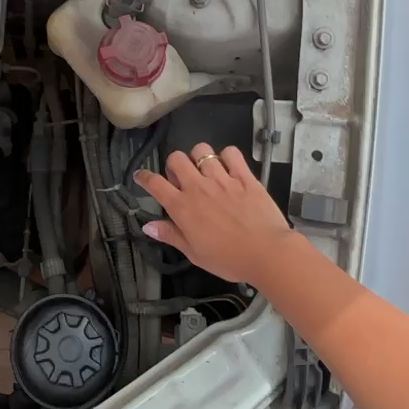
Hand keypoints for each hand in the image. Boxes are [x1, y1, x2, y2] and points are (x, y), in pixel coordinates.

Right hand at [133, 143, 301, 286]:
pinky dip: (227, 156)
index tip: (140, 176)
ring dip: (199, 158)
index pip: (154, 183)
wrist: (267, 252)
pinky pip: (231, 153)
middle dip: (173, 165)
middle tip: (182, 179)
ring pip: (201, 150)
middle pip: (175, 159)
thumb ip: (171, 235)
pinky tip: (229, 167)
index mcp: (182, 207)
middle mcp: (198, 187)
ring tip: (205, 170)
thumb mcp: (194, 253)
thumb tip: (147, 226)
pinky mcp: (245, 176)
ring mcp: (222, 178)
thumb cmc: (228, 259)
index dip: (144, 177)